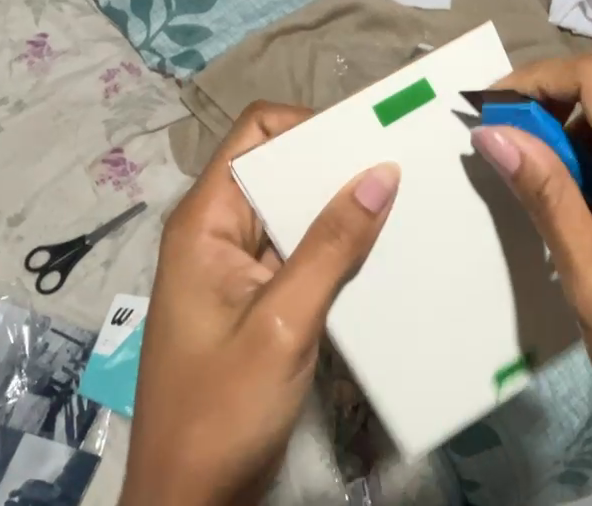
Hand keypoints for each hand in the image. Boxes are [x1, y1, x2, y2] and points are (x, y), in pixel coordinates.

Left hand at [121, 102, 400, 505]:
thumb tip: (382, 172)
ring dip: (341, 205)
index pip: (256, 134)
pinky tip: (380, 248)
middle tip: (401, 162)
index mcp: (206, 221)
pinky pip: (301, 250)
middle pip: (279, 167)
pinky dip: (337, 243)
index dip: (309, 124)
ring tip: (402, 199)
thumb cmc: (221, 410)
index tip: (368, 136)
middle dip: (336, 162)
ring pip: (294, 209)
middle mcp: (219, 232)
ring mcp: (238, 267)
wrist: (189, 503)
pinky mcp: (258, 298)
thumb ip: (332, 245)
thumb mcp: (284, 323)